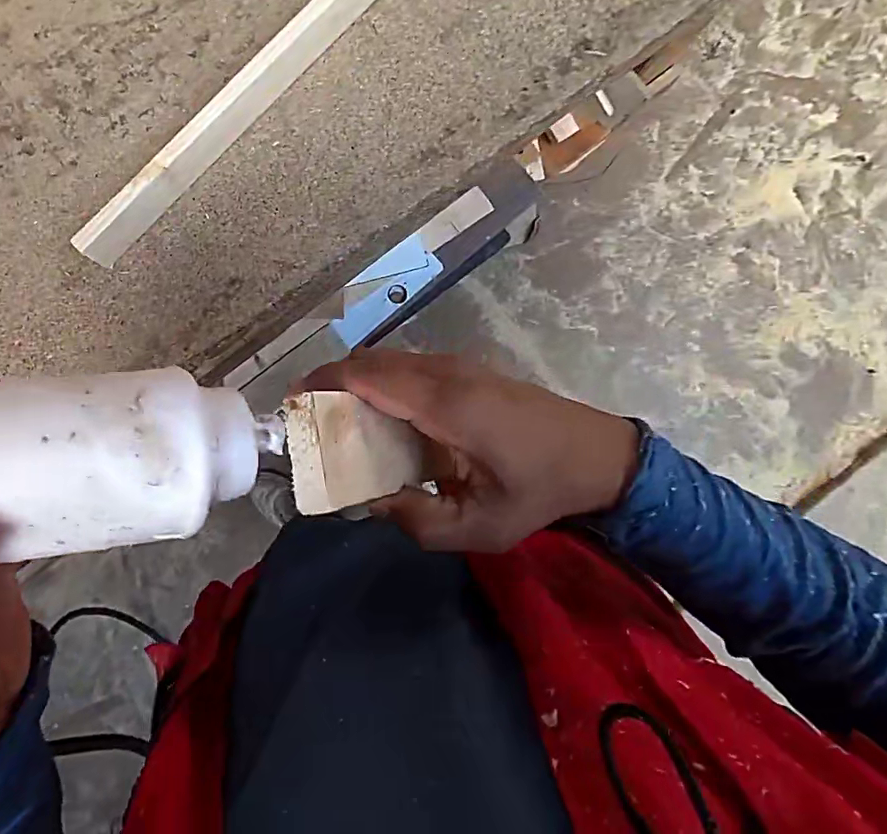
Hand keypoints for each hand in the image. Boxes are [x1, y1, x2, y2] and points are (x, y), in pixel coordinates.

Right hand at [299, 351, 639, 552]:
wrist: (595, 453)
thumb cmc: (539, 490)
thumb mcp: (479, 527)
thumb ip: (417, 520)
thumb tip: (372, 501)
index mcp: (444, 405)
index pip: (368, 377)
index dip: (323, 382)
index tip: (291, 402)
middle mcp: (446, 373)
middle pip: (372, 361)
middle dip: (332, 381)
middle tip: (309, 418)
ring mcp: (458, 366)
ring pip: (390, 360)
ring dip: (357, 380)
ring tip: (338, 418)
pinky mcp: (467, 369)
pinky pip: (410, 366)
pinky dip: (382, 381)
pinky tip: (382, 415)